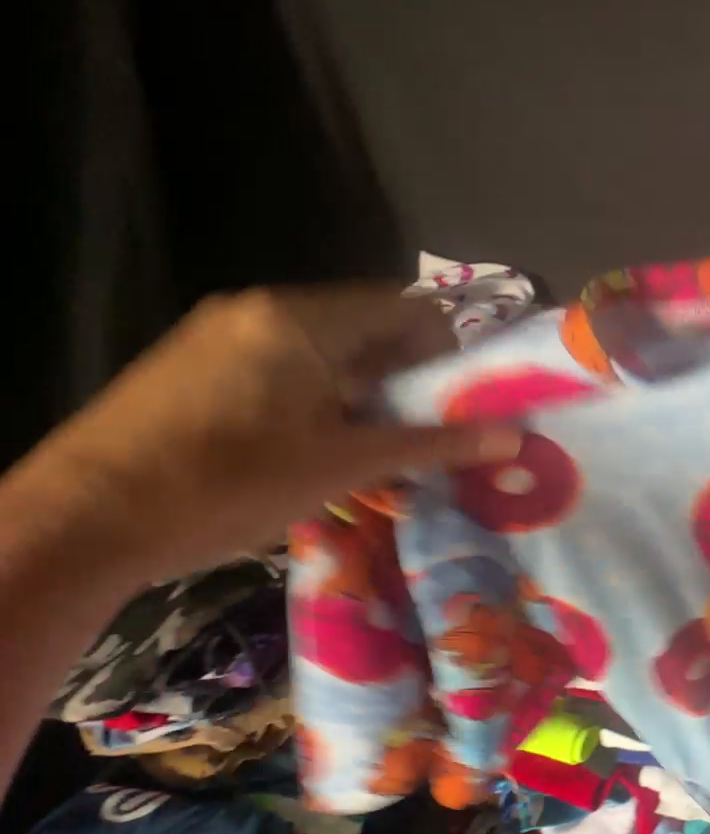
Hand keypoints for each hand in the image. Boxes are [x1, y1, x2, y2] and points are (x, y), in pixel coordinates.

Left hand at [0, 286, 520, 592]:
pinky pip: (288, 362)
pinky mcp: (196, 365)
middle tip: (423, 427)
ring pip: (330, 346)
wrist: (69, 527)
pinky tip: (316, 444)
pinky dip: (323, 393)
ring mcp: (221, 335)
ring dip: (368, 387)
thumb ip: (435, 443)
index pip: (410, 306)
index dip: (448, 348)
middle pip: (371, 323)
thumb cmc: (223, 485)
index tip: (457, 400)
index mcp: (302, 320)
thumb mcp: (343, 466)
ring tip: (374, 443)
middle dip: (410, 372)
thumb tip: (516, 436)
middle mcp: (261, 311)